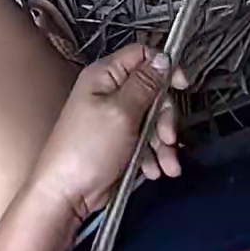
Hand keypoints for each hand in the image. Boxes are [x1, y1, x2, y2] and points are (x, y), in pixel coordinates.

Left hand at [27, 44, 190, 222]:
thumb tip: (164, 58)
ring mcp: (115, 117)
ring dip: (163, 141)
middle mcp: (110, 91)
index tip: (182, 86)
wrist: (67, 194)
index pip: (142, 55)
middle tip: (167, 137)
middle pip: (153, 89)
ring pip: (153, 117)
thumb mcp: (121, 112)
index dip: (165, 67)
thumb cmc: (88, 149)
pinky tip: (154, 170)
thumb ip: (145, 84)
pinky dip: (154, 155)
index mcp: (105, 75)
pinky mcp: (120, 141)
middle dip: (165, 115)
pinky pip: (146, 139)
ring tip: (165, 164)